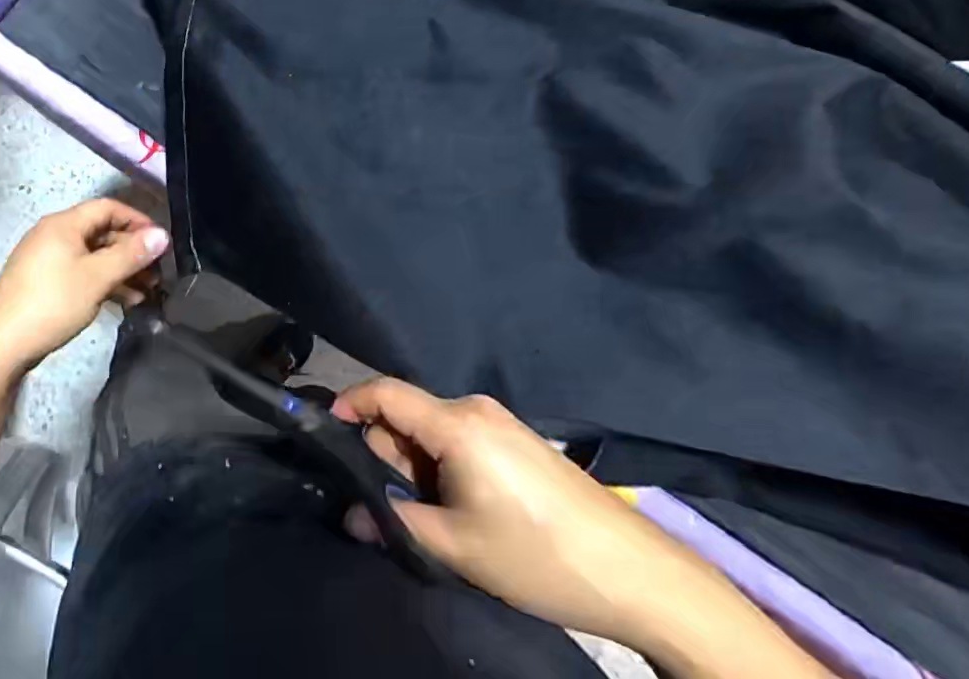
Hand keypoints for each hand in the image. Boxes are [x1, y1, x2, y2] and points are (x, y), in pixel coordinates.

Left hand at [0, 199, 169, 376]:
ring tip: (148, 291)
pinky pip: (82, 273)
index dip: (138, 220)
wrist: (0, 345)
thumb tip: (162, 235)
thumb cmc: (51, 303)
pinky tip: (125, 301)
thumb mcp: (97, 277)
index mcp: (63, 224)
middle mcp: (54, 235)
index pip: (108, 207)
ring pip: (93, 256)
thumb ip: (131, 254)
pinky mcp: (44, 283)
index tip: (162, 242)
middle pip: (102, 232)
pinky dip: (104, 282)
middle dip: (132, 250)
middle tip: (159, 272)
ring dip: (122, 270)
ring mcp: (47, 260)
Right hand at [332, 379, 729, 649]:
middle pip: (406, 414)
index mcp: (455, 423)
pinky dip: (443, 464)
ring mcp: (501, 422)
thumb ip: (394, 523)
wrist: (639, 575)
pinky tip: (463, 508)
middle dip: (386, 453)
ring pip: (432, 430)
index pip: (384, 392)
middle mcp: (474, 408)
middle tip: (391, 503)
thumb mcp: (457, 545)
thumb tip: (350, 516)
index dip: (349, 404)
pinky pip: (460, 438)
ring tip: (433, 515)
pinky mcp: (518, 440)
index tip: (328, 434)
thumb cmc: (538, 555)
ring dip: (417, 465)